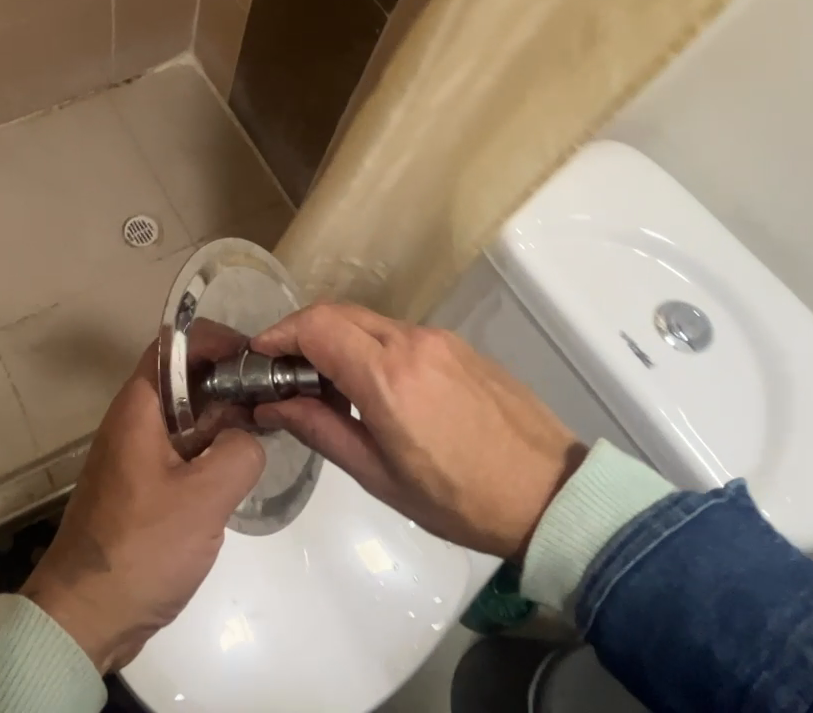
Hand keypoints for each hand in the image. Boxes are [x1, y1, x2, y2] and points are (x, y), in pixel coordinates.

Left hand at [20, 343, 265, 671]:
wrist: (86, 613)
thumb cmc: (140, 547)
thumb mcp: (202, 498)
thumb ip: (238, 454)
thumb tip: (249, 436)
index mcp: (138, 408)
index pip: (173, 346)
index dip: (215, 339)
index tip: (259, 355)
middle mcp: (135, 422)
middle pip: (183, 378)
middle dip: (228, 376)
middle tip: (277, 391)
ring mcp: (139, 455)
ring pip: (186, 416)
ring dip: (224, 414)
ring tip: (272, 422)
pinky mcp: (146, 487)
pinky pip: (184, 450)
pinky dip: (213, 447)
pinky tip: (245, 464)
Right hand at [251, 304, 584, 559]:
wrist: (553, 496)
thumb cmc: (459, 499)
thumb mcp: (379, 476)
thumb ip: (320, 430)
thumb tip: (273, 405)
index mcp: (387, 377)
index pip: (315, 327)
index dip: (279, 334)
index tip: (260, 357)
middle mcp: (411, 342)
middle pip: (337, 313)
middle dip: (302, 333)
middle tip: (284, 368)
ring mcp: (440, 339)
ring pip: (368, 321)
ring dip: (336, 339)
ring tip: (326, 383)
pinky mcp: (460, 346)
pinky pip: (399, 332)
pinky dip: (369, 345)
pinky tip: (372, 383)